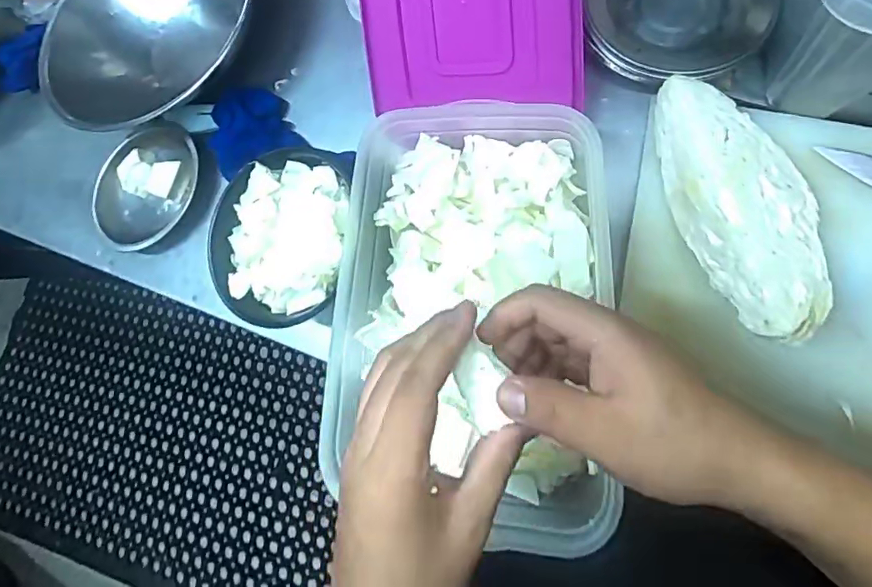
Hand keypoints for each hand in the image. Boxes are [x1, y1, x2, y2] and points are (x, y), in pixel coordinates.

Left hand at [334, 302, 525, 586]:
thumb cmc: (422, 576)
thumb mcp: (467, 528)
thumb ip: (493, 466)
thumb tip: (519, 414)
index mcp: (393, 463)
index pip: (416, 383)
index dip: (442, 342)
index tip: (467, 312)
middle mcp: (364, 443)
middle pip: (391, 370)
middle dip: (426, 333)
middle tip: (461, 310)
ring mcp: (353, 446)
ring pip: (375, 376)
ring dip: (408, 344)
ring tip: (443, 327)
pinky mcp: (352, 452)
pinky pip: (371, 391)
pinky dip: (396, 364)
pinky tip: (418, 363)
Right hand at [477, 285, 776, 507]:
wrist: (742, 462)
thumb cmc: (673, 443)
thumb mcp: (605, 433)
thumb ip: (549, 408)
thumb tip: (498, 390)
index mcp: (602, 330)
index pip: (539, 300)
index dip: (504, 315)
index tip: (480, 347)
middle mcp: (606, 330)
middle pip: (546, 315)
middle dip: (514, 339)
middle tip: (496, 378)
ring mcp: (617, 350)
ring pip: (559, 337)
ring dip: (532, 358)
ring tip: (517, 394)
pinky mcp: (624, 370)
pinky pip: (576, 360)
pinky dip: (553, 374)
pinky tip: (545, 402)